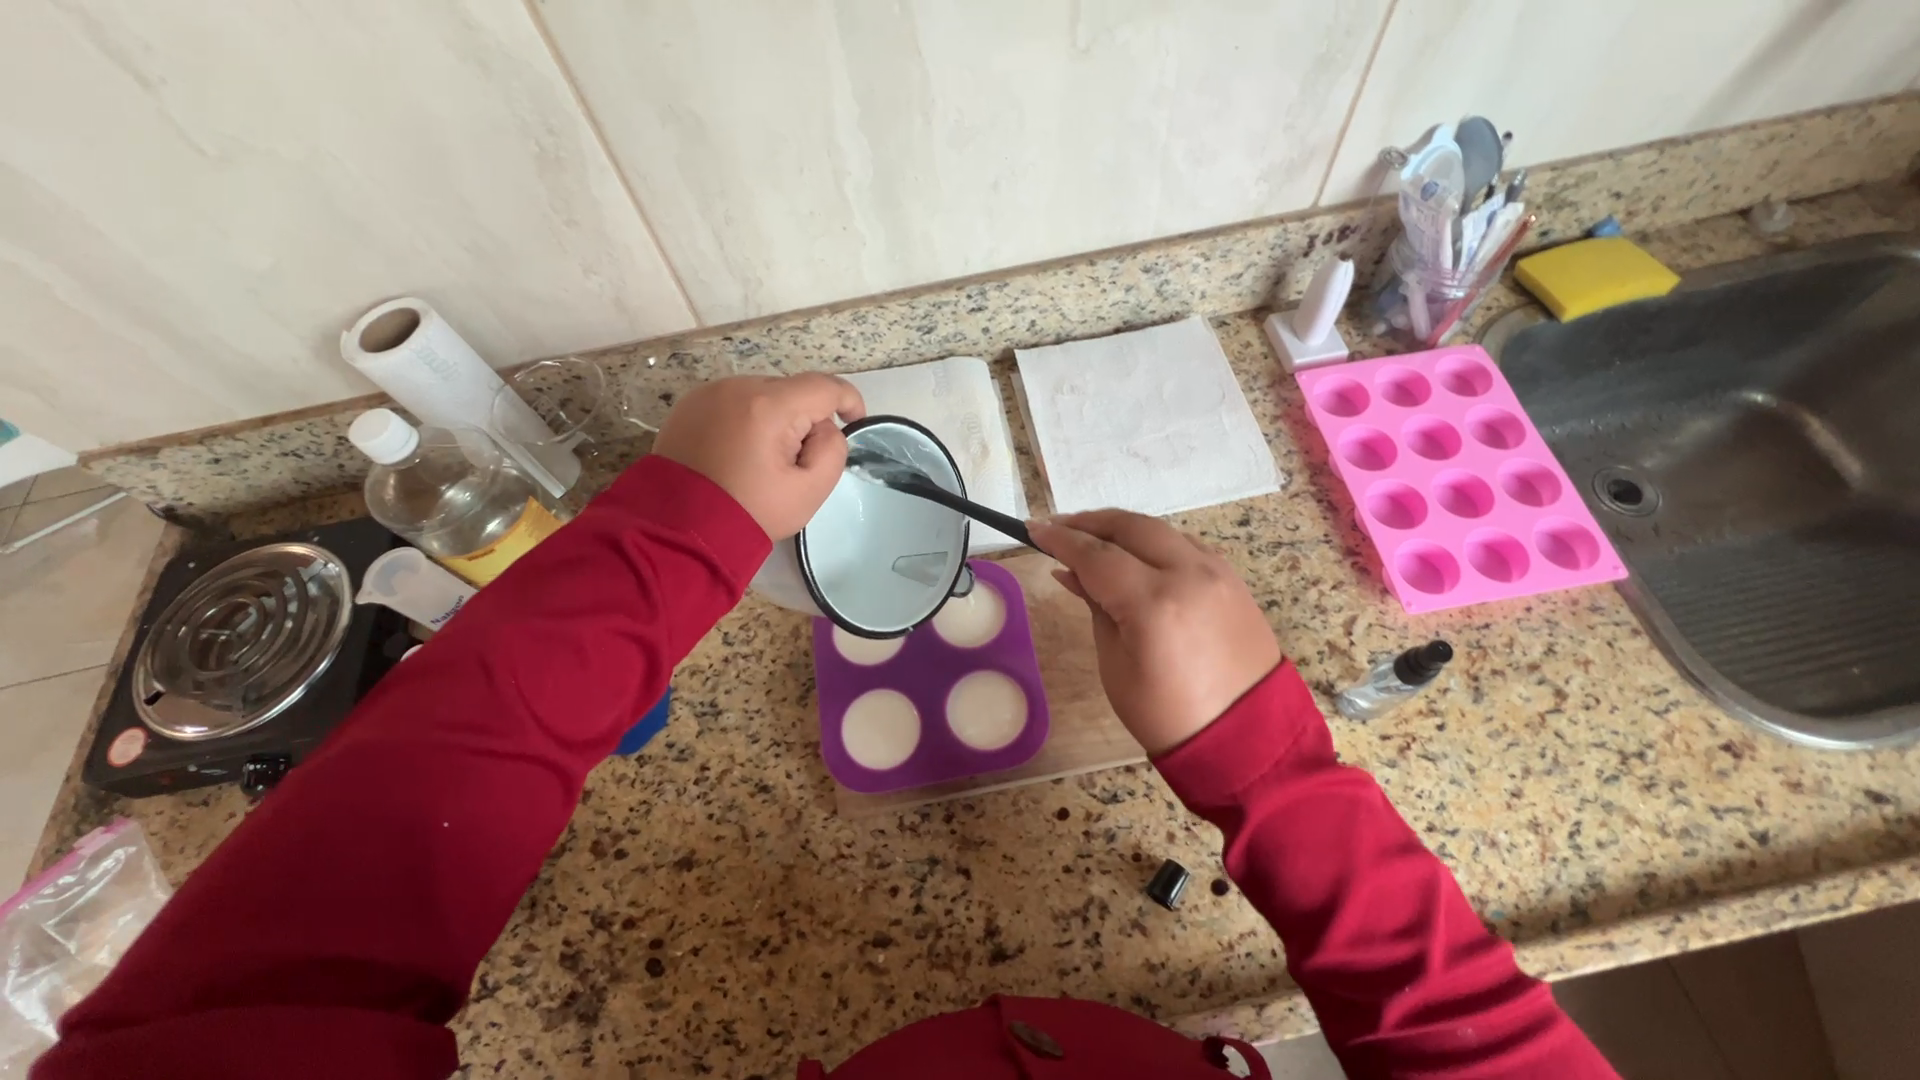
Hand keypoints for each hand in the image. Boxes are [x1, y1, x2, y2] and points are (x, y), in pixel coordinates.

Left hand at [652, 374, 864, 539]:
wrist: (679, 530)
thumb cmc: (750, 512)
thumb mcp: (809, 491)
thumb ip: (832, 449)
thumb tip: (823, 428)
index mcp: (768, 405)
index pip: (824, 386)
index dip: (848, 400)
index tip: (856, 421)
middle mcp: (736, 387)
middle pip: (791, 391)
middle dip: (804, 419)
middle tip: (796, 463)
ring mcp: (708, 394)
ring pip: (762, 396)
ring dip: (774, 419)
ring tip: (763, 461)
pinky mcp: (688, 406)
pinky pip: (733, 404)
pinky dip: (745, 421)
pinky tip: (738, 454)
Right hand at [1030, 511, 1280, 755]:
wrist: (1245, 738)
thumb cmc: (1166, 714)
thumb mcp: (1115, 664)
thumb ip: (1096, 607)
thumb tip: (1071, 573)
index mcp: (1154, 603)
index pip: (1096, 555)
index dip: (1060, 540)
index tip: (1032, 530)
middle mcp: (1189, 574)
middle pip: (1131, 527)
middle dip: (1091, 522)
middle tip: (1060, 528)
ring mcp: (1218, 573)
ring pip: (1161, 531)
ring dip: (1124, 530)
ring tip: (1093, 540)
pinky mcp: (1234, 581)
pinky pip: (1186, 547)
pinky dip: (1155, 544)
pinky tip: (1136, 556)